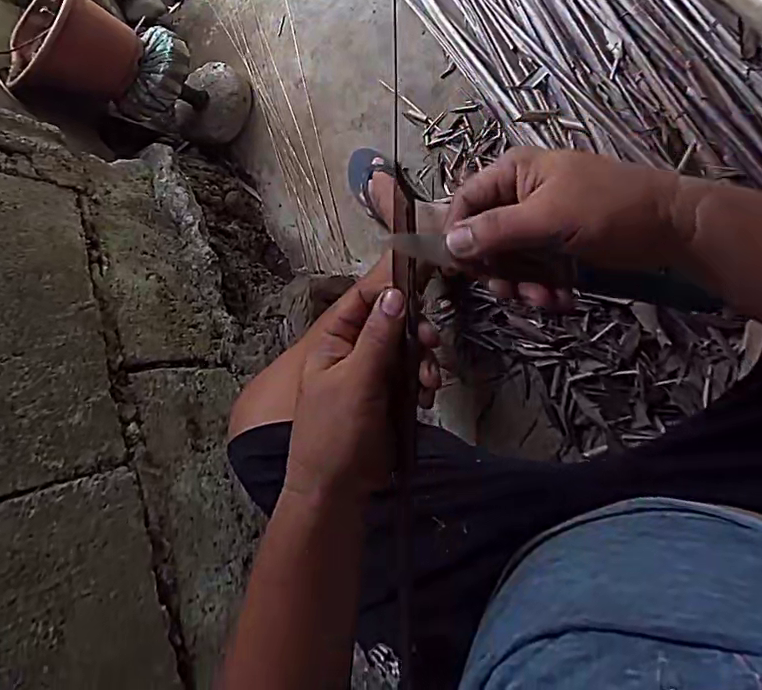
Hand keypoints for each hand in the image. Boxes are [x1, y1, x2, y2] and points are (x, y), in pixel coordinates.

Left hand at [283, 282, 441, 505]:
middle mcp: (354, 348)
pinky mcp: (389, 392)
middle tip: (429, 342)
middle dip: (414, 329)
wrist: (336, 492)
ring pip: (407, 347)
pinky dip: (422, 380)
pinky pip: (412, 373)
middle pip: (392, 319)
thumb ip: (376, 337)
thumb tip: (394, 294)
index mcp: (335, 338)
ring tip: (426, 382)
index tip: (421, 268)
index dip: (390, 280)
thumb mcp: (355, 381)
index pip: (364, 296)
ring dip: (422, 359)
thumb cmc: (332, 436)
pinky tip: (423, 397)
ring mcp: (373, 371)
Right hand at [442, 147, 698, 309]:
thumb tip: (449, 241)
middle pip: (485, 236)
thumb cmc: (608, 208)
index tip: (462, 268)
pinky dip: (543, 287)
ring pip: (510, 258)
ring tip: (544, 301)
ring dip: (522, 284)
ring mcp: (541, 221)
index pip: (466, 201)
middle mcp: (521, 194)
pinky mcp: (559, 245)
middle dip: (498, 268)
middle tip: (509, 292)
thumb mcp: (547, 218)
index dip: (459, 233)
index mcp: (514, 172)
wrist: (673, 226)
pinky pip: (536, 269)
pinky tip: (561, 300)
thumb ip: (495, 229)